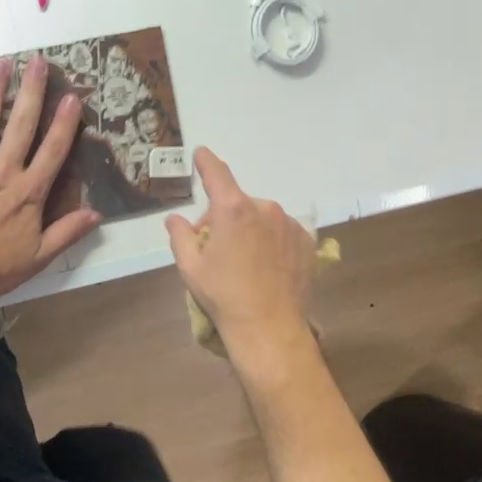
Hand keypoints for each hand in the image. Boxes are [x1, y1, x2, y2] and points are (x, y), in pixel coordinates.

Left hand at [0, 57, 100, 312]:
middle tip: (38, 62)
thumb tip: (96, 214)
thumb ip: (68, 232)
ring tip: (1, 63)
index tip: (72, 97)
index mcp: (29, 193)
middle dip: (31, 91)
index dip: (64, 123)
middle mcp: (3, 173)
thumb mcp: (39, 256)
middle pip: (21, 124)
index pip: (52, 150)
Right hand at [166, 147, 315, 361]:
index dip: (206, 162)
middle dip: (224, 221)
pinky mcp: (306, 242)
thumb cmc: (223, 296)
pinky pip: (282, 233)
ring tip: (245, 265)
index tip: (201, 154)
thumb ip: (180, 236)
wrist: (269, 327)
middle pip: (237, 205)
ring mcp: (290, 224)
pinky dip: (271, 243)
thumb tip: (175, 219)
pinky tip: (266, 269)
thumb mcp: (190, 267)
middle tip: (216, 252)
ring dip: (250, 232)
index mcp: (233, 210)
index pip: (217, 174)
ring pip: (261, 219)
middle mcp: (265, 209)